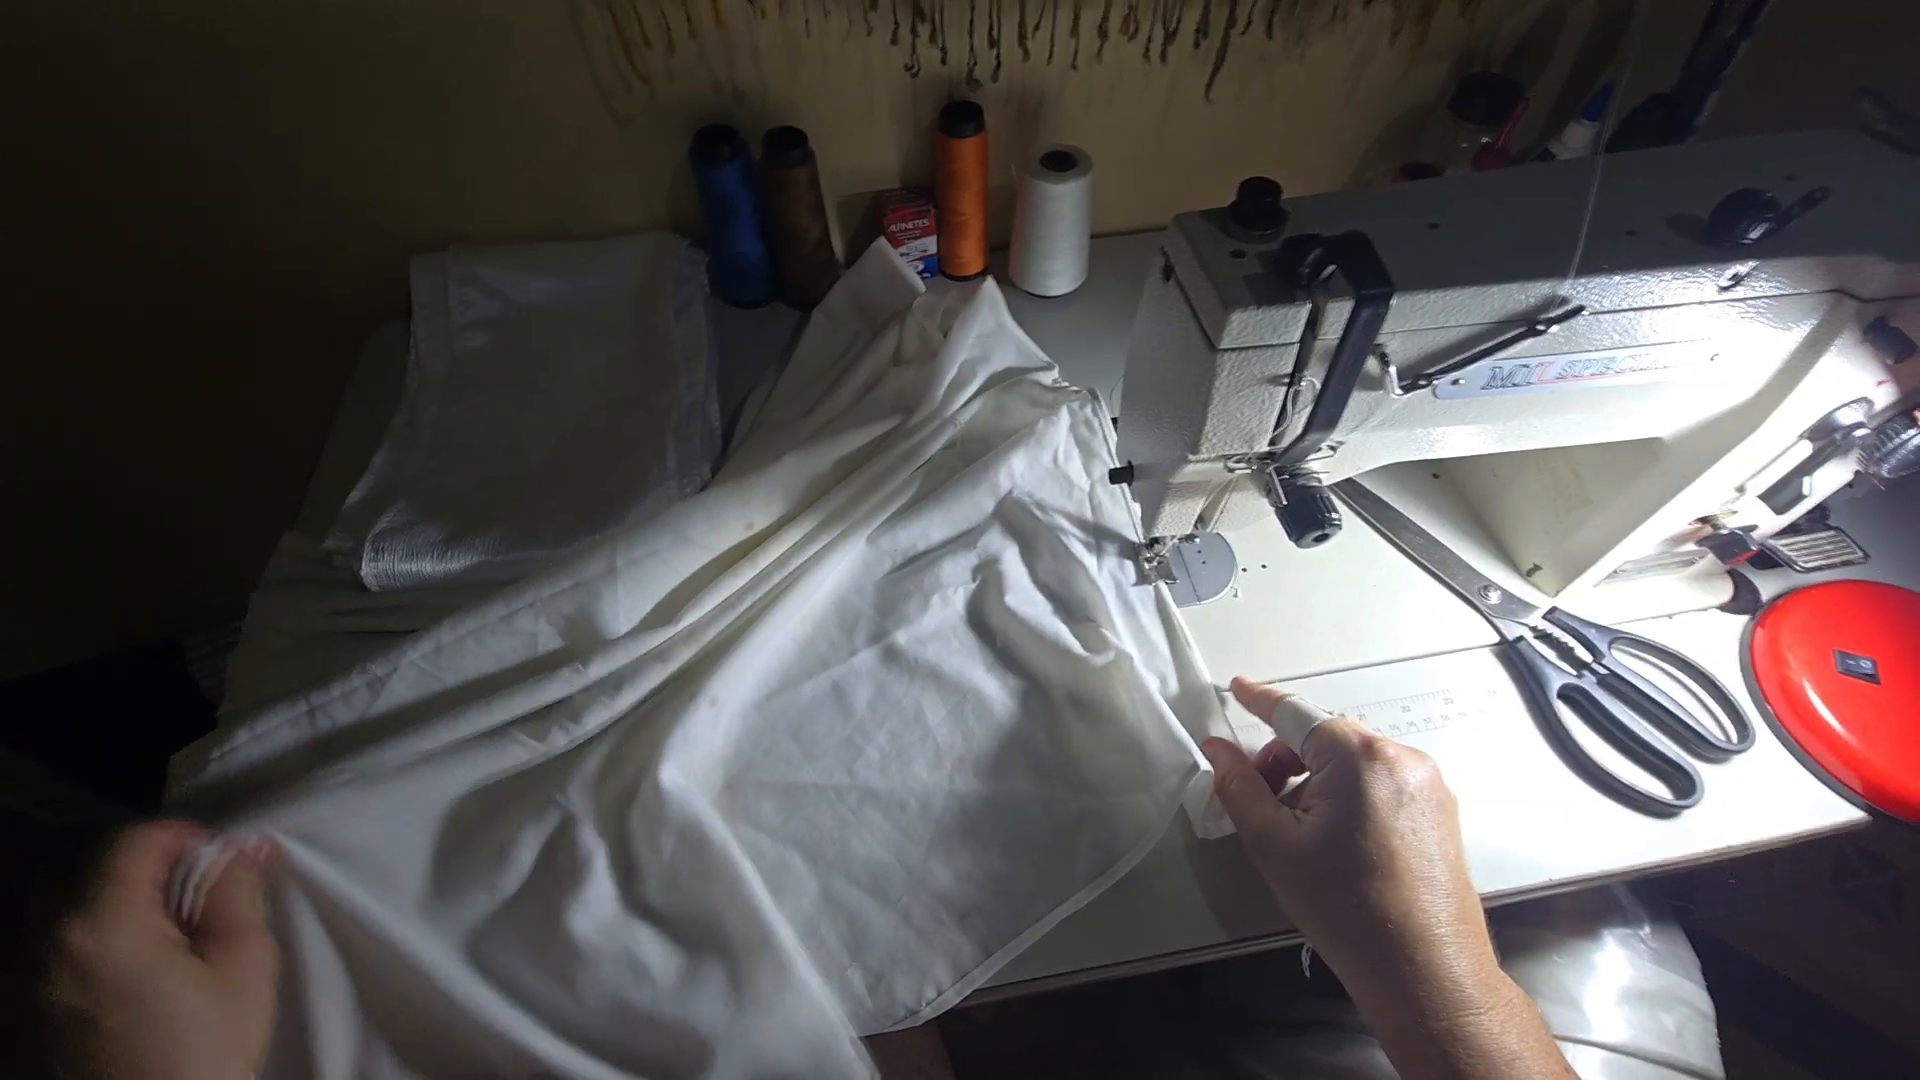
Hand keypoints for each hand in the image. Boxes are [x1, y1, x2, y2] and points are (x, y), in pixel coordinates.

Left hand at [39, 821, 278, 1079]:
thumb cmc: (205, 1044)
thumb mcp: (243, 960)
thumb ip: (235, 892)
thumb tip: (242, 847)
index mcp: (99, 930)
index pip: (130, 843)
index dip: (186, 835)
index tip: (225, 857)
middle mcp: (44, 950)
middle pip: (91, 868)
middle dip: (154, 861)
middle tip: (208, 883)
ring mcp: (25, 985)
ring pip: (70, 905)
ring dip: (127, 894)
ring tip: (181, 920)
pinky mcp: (26, 1013)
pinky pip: (58, 943)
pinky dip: (103, 928)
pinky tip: (148, 955)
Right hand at [1204, 677, 1574, 1078]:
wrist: (1425, 974)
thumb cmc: (1345, 908)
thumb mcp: (1272, 843)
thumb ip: (1238, 785)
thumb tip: (1217, 749)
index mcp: (1360, 757)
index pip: (1295, 713)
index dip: (1258, 700)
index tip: (1237, 688)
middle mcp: (1401, 758)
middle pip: (1323, 737)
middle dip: (1284, 759)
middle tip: (1261, 800)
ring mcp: (1427, 783)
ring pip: (1350, 760)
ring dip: (1315, 779)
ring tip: (1300, 831)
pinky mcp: (1438, 809)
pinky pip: (1378, 779)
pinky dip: (1346, 792)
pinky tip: (1333, 838)